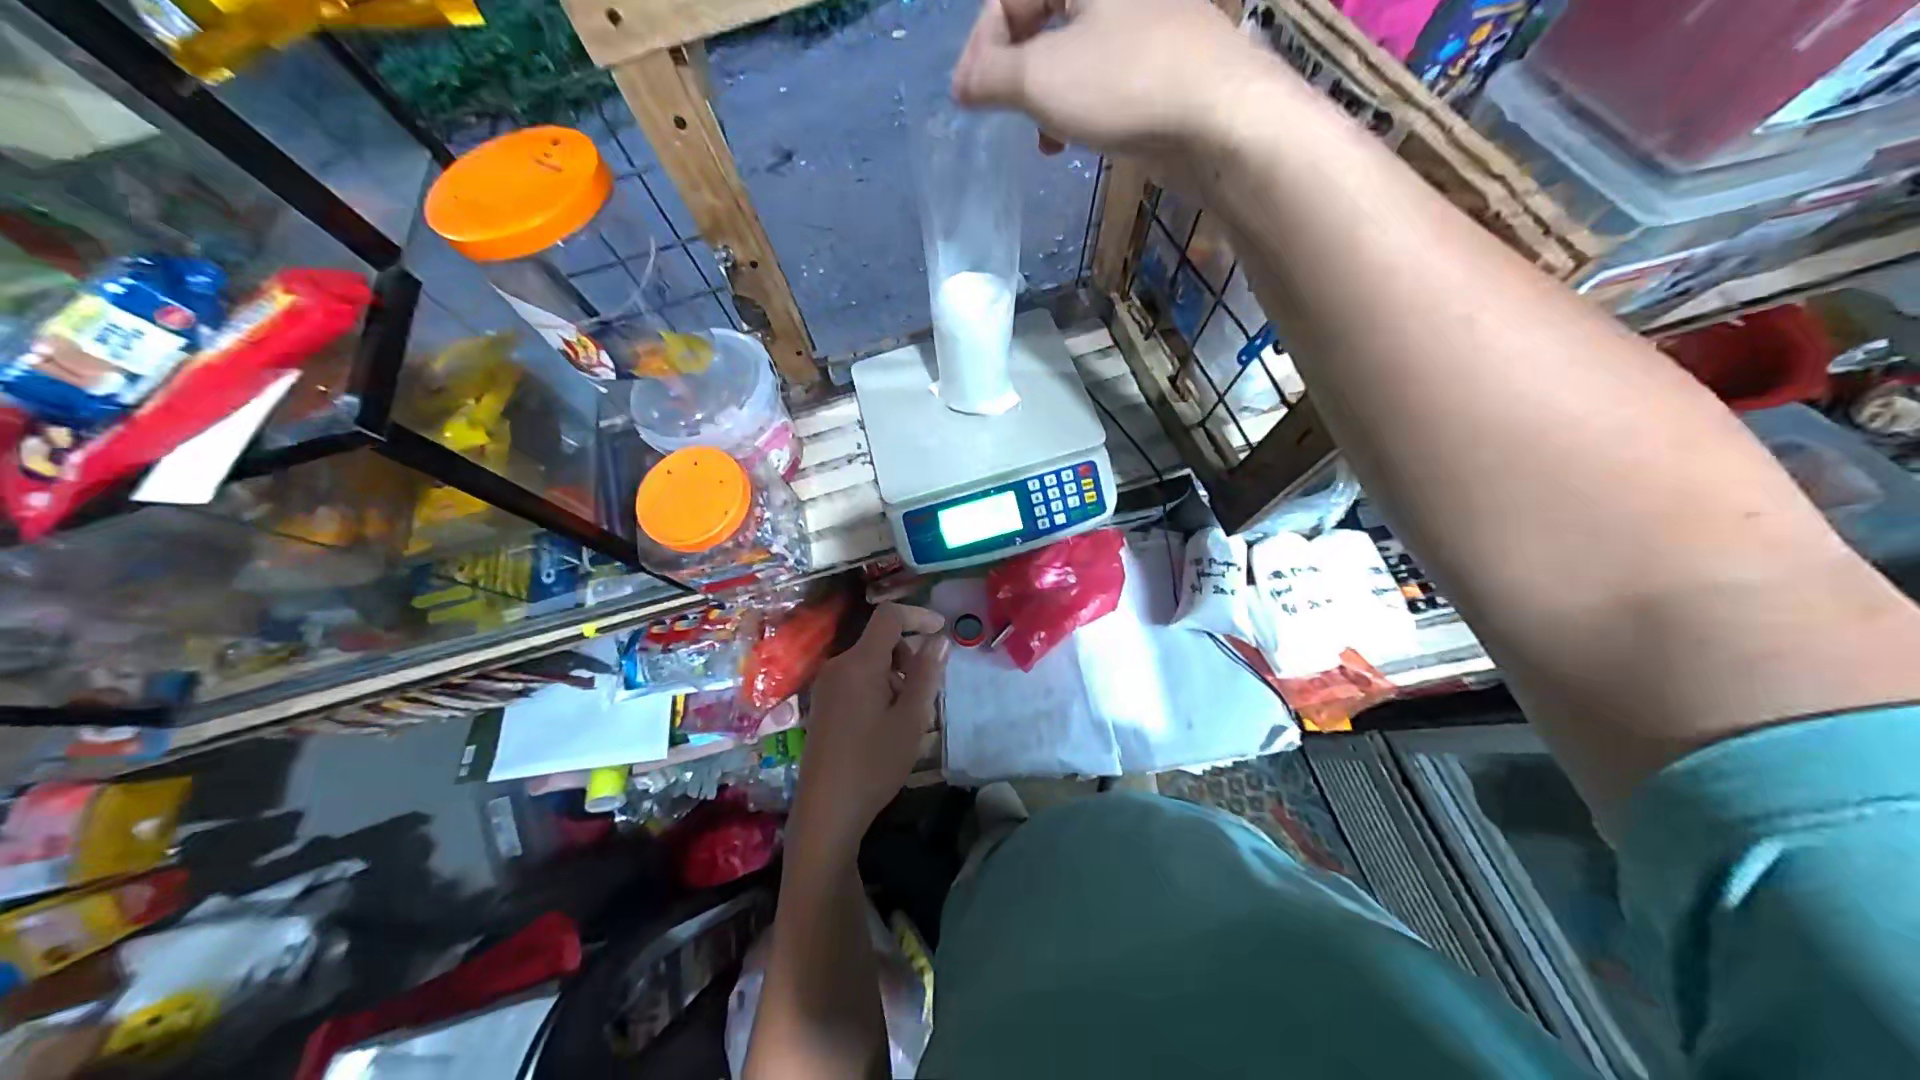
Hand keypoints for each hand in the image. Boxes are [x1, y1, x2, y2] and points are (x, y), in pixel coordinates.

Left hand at [794, 604, 948, 852]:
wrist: (826, 810)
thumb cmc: (874, 762)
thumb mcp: (911, 719)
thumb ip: (927, 674)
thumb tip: (939, 639)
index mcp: (859, 663)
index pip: (889, 617)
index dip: (918, 616)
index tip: (942, 631)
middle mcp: (838, 666)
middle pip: (880, 640)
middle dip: (909, 654)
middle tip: (928, 690)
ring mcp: (827, 686)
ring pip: (869, 662)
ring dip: (896, 674)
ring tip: (911, 713)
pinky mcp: (823, 705)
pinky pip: (856, 679)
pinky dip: (879, 687)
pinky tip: (888, 722)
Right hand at [952, 0, 1280, 157]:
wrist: (1220, 122)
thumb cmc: (1123, 84)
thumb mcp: (1040, 78)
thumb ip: (991, 77)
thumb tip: (962, 84)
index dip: (981, 45)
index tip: (967, 97)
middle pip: (1041, 19)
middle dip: (1013, 72)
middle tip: (1000, 114)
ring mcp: (1142, 27)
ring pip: (1072, 54)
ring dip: (1044, 97)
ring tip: (1039, 138)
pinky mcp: (1159, 67)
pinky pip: (1101, 78)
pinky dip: (1077, 107)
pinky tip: (1071, 141)